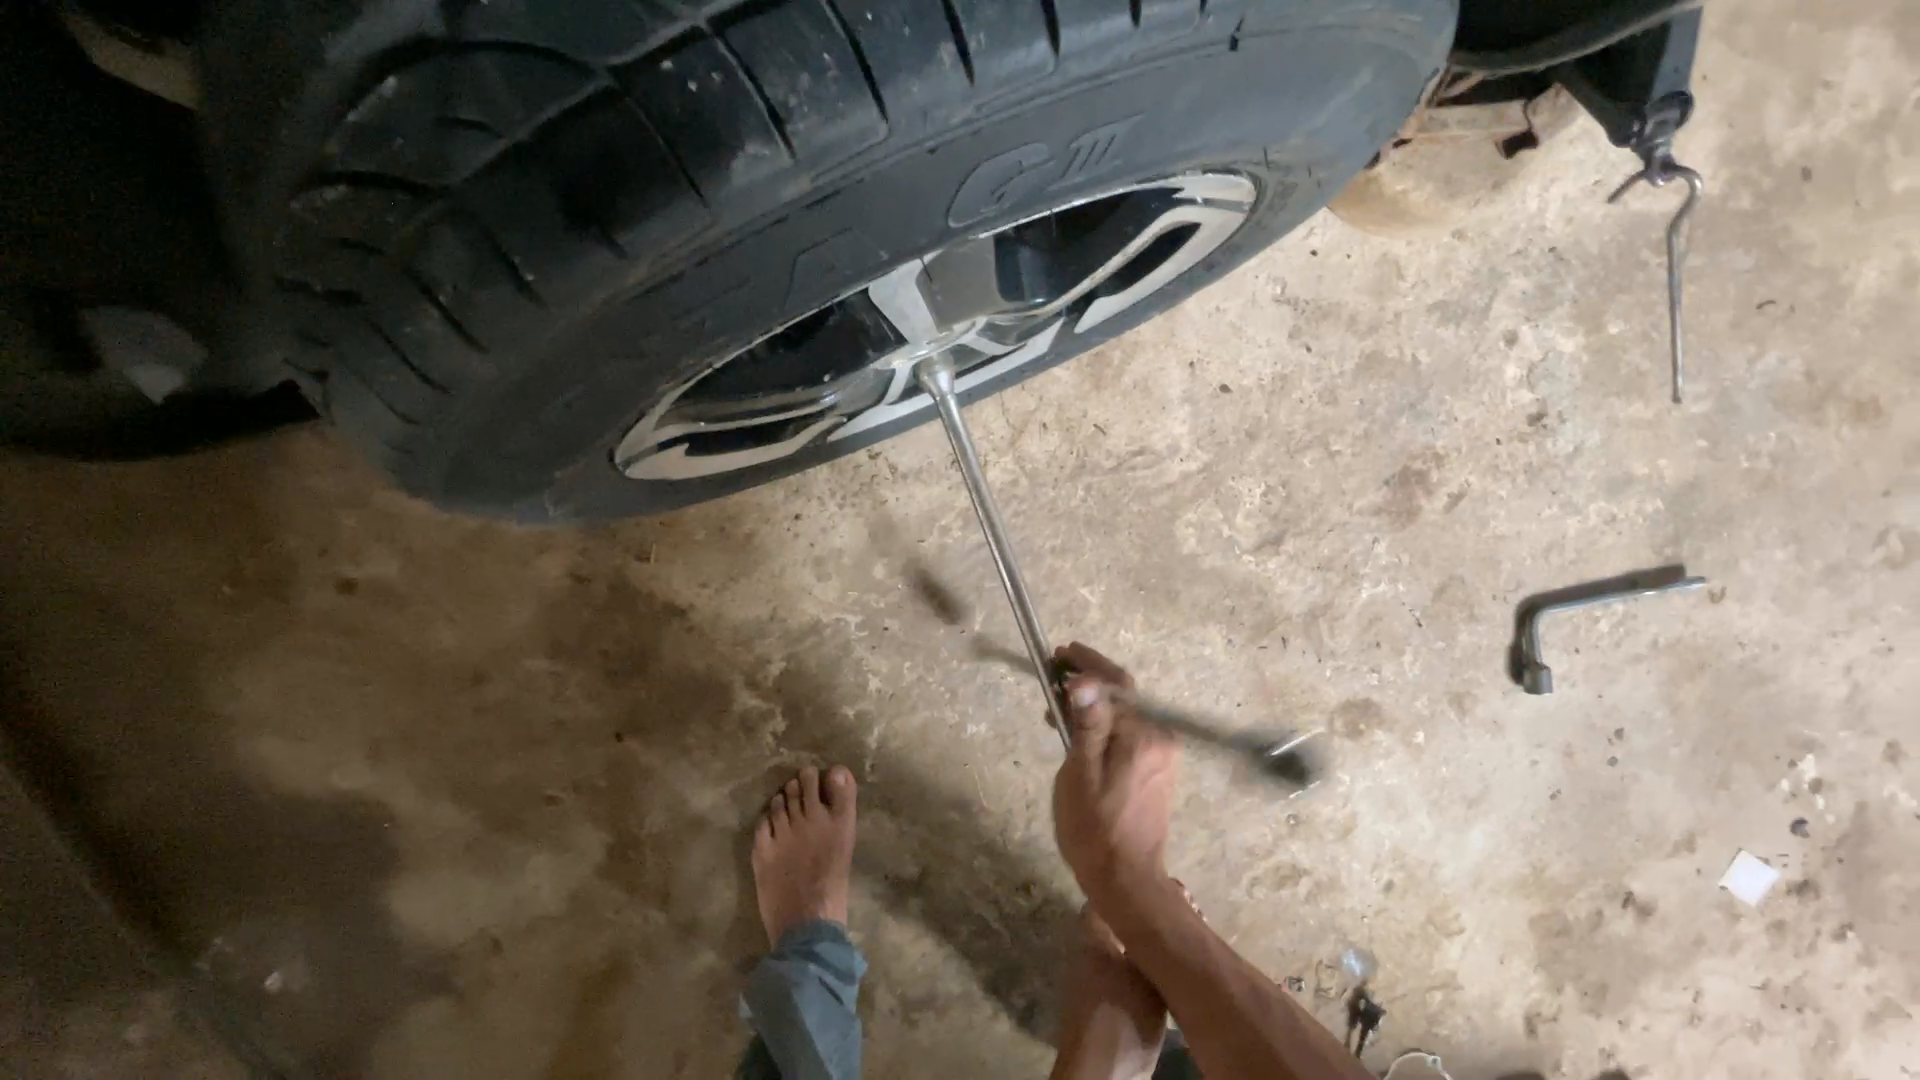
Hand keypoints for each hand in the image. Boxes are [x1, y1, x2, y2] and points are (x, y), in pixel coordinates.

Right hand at [1051, 642, 1179, 903]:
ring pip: (1124, 713)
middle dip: (1089, 678)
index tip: (1058, 653)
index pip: (1114, 684)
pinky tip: (1079, 729)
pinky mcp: (1158, 768)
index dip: (1085, 664)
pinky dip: (1104, 722)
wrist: (1126, 879)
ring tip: (1057, 702)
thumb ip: (1086, 724)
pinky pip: (1129, 732)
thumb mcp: (1080, 775)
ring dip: (1093, 701)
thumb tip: (1085, 680)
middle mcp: (1160, 738)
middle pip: (1122, 695)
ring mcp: (1162, 754)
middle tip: (1053, 670)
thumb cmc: (1093, 829)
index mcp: (1142, 736)